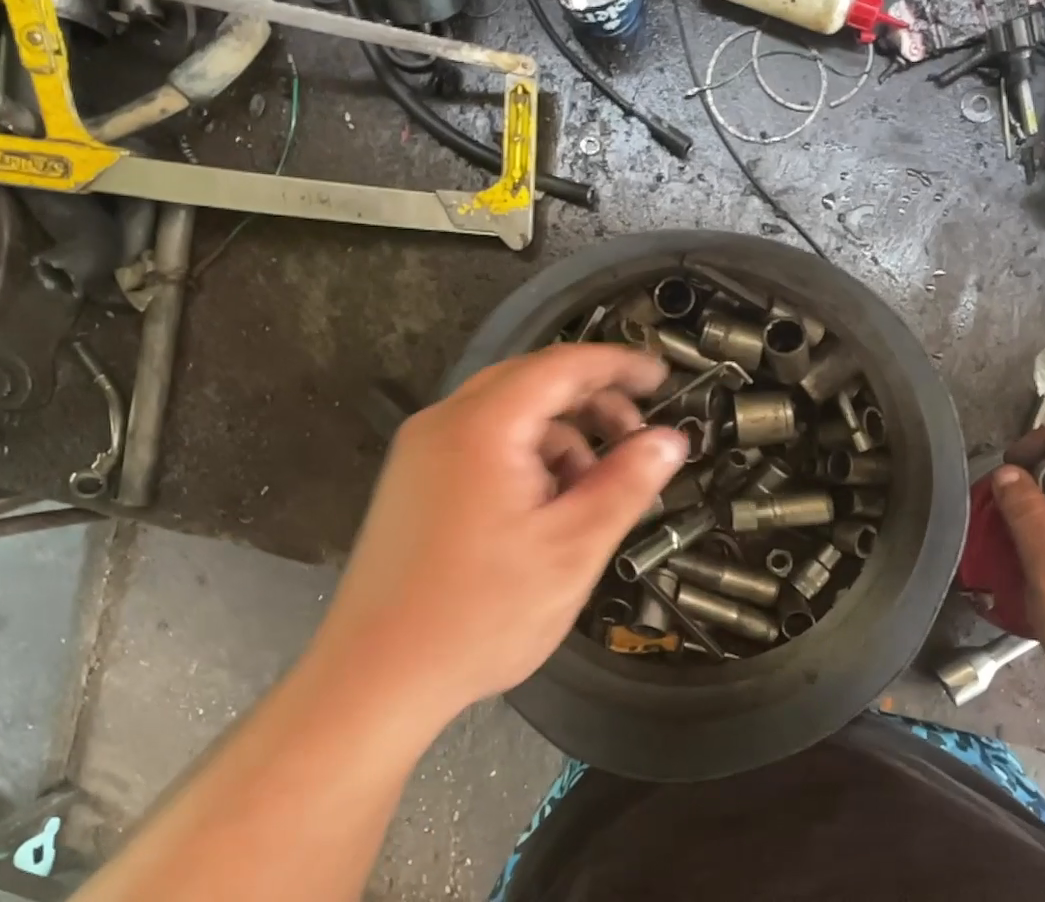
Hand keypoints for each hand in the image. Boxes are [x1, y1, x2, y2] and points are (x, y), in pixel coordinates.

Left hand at [309, 345, 688, 718]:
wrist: (374, 678)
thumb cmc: (480, 614)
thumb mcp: (572, 549)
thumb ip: (625, 485)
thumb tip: (670, 440)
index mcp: (482, 427)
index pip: (561, 365)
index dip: (618, 365)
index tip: (662, 377)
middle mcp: (444, 424)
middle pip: (532, 384)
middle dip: (592, 404)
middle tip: (636, 440)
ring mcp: (421, 453)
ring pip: (508, 418)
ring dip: (560, 438)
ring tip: (594, 490)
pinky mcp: (414, 484)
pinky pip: (483, 446)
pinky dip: (526, 460)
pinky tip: (548, 509)